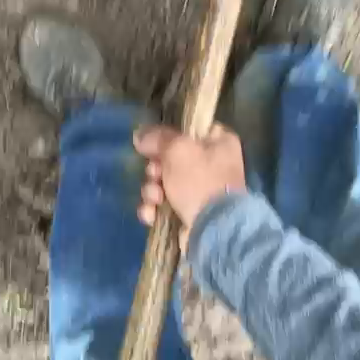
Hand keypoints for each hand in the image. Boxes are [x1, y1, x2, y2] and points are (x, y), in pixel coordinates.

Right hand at [134, 124, 246, 244]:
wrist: (212, 230)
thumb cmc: (200, 182)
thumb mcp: (178, 150)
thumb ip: (157, 138)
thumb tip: (139, 135)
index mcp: (219, 142)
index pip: (189, 129)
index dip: (168, 136)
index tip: (154, 144)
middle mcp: (212, 164)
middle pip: (170, 158)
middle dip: (155, 170)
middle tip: (155, 176)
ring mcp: (200, 191)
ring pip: (162, 182)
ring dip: (151, 191)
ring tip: (156, 199)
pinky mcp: (188, 213)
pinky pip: (162, 205)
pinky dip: (153, 209)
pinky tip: (152, 215)